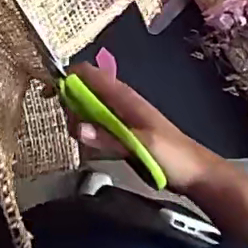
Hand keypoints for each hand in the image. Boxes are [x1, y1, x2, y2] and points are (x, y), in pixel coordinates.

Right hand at [67, 63, 228, 193]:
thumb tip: (77, 127)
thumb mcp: (141, 146)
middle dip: (70, 104)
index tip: (50, 96)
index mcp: (123, 96)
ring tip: (85, 141)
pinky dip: (88, 131)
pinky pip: (96, 124)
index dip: (66, 78)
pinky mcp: (121, 131)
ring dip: (78, 120)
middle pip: (82, 89)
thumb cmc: (173, 155)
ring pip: (87, 108)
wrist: (197, 174)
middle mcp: (118, 101)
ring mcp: (120, 116)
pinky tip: (93, 147)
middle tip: (76, 130)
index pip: (88, 73)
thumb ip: (108, 138)